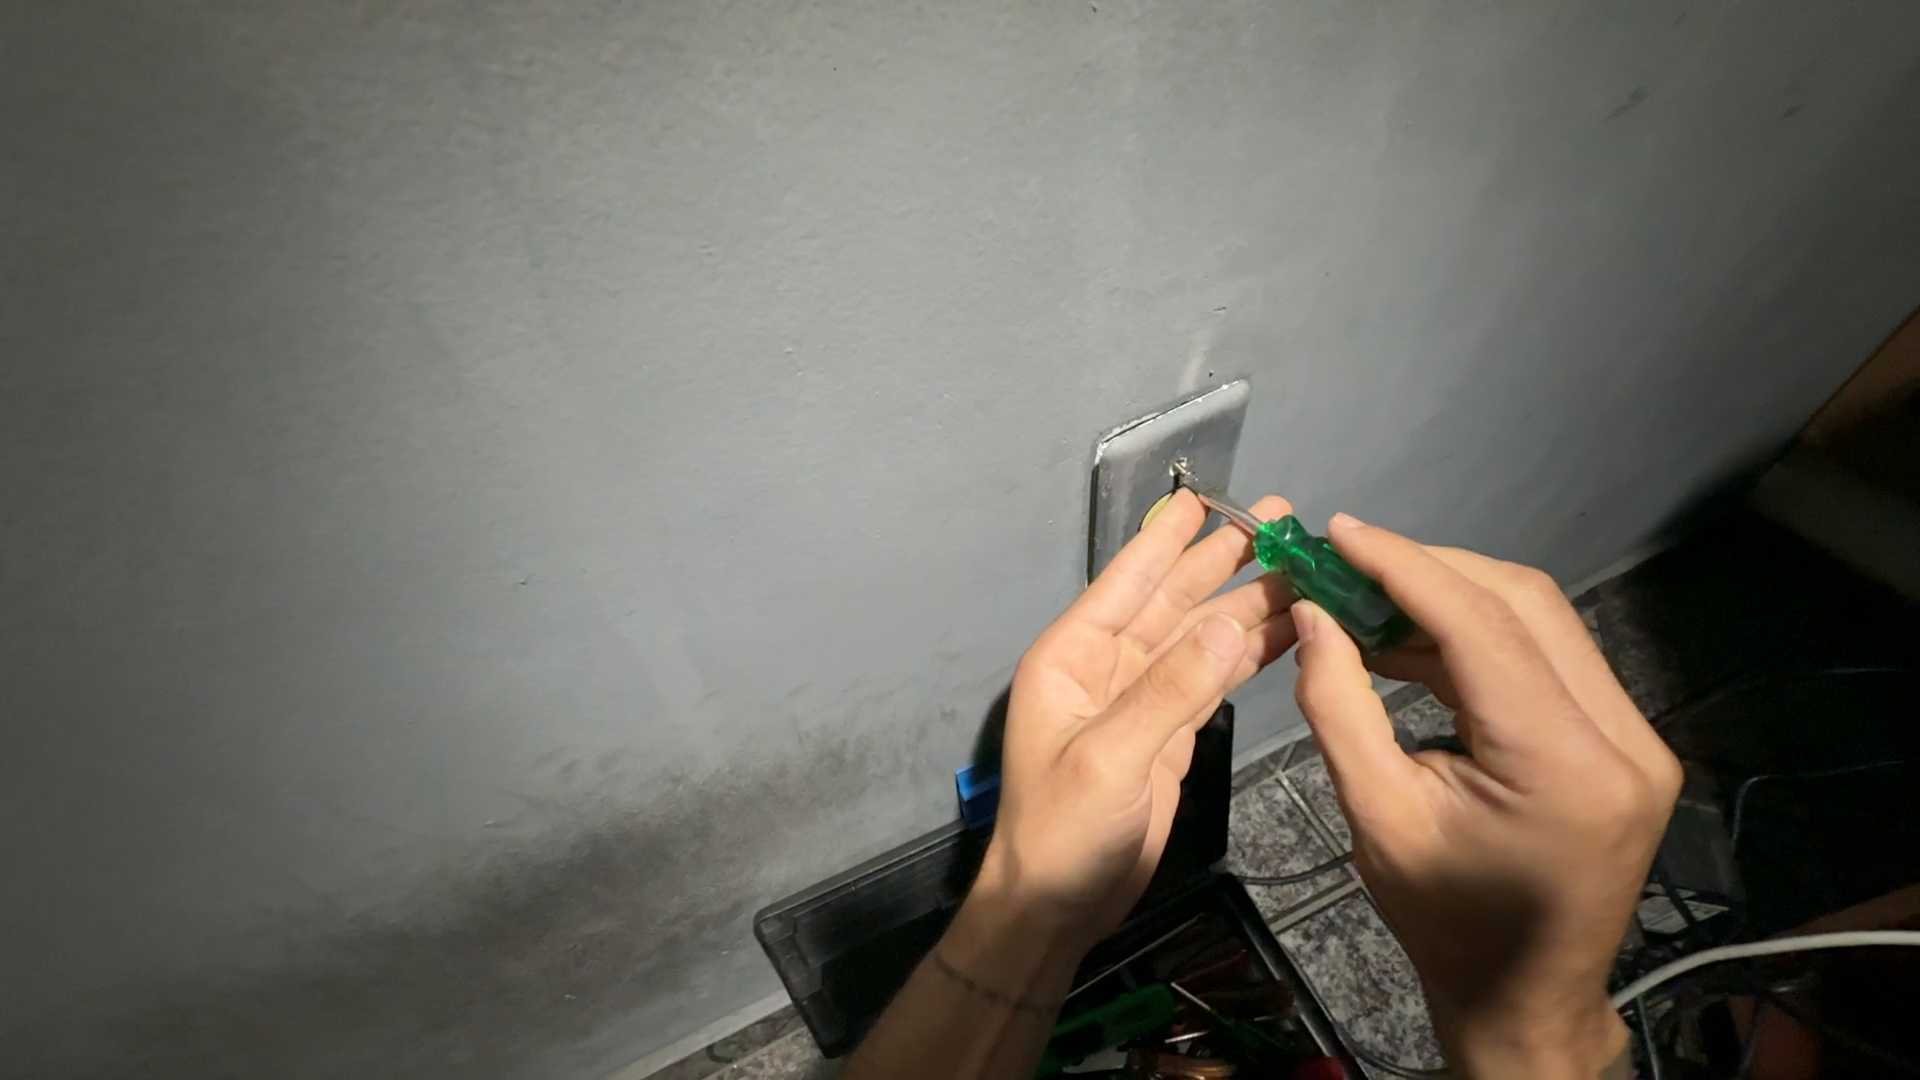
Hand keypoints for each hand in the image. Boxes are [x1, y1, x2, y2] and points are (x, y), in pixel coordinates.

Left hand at [984, 490, 1297, 946]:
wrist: (1058, 904)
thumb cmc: (1062, 829)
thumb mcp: (1110, 757)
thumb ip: (1171, 690)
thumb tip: (1233, 623)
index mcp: (1073, 656)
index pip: (1124, 582)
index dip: (1166, 540)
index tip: (1203, 497)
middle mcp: (1107, 665)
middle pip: (1170, 600)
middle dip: (1220, 559)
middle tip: (1276, 519)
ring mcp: (1141, 696)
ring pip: (1198, 637)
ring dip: (1245, 604)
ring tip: (1298, 567)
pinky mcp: (1168, 730)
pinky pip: (1211, 680)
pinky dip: (1247, 656)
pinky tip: (1284, 631)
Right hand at [1292, 516, 1680, 1078]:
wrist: (1522, 991)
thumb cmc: (1440, 915)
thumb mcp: (1371, 811)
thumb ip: (1336, 703)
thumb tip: (1311, 614)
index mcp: (1562, 764)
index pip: (1480, 625)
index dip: (1402, 566)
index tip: (1338, 532)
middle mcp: (1620, 736)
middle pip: (1521, 602)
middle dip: (1424, 568)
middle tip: (1344, 562)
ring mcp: (1630, 735)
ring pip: (1534, 617)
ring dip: (1444, 596)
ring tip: (1363, 598)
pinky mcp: (1615, 738)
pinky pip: (1535, 653)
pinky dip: (1464, 632)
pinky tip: (1404, 639)